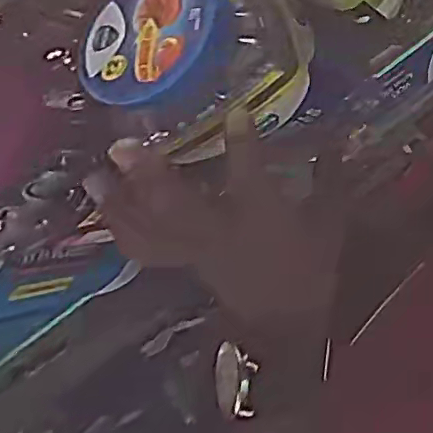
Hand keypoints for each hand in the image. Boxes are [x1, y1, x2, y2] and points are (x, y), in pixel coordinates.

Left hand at [85, 134, 340, 321]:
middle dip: (146, 176)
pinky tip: (106, 207)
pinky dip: (120, 228)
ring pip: (147, 228)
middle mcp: (219, 231)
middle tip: (120, 146)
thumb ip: (331, 176)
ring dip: (118, 203)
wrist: (285, 321)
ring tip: (94, 175)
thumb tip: (338, 137)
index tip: (236, 111)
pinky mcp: (182, 262)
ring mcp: (194, 250)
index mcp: (260, 216)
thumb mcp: (331, 217)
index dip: (242, 142)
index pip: (248, 173)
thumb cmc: (310, 264)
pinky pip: (143, 247)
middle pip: (173, 206)